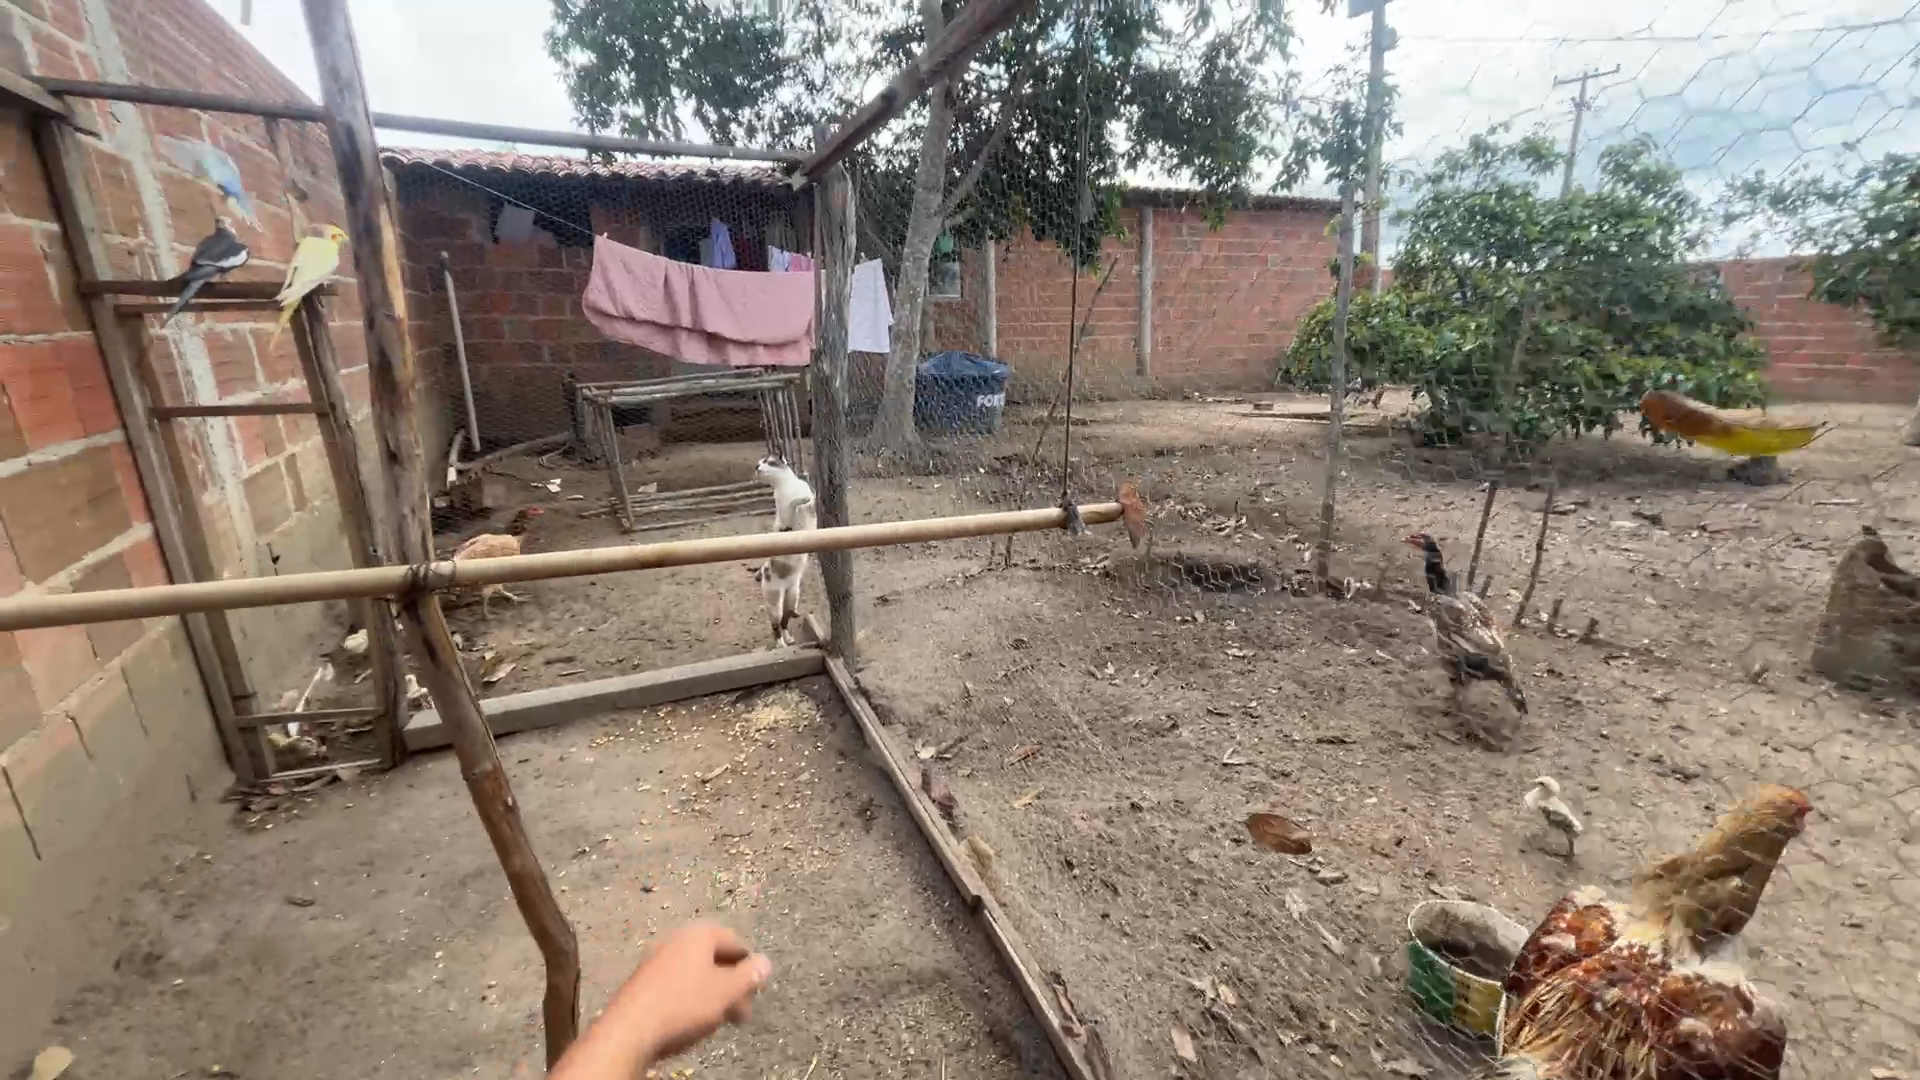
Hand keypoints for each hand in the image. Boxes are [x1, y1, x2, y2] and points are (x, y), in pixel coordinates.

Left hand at [615, 920, 773, 1061]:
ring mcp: (656, 958)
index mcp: (700, 933)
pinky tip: (690, 1018)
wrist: (627, 1032)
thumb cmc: (683, 1005)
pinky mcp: (641, 980)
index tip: (756, 989)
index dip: (749, 965)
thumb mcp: (725, 992)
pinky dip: (688, 996)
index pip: (735, 942)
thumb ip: (749, 976)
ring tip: (717, 1018)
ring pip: (694, 972)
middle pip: (714, 957)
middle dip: (730, 983)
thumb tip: (766, 962)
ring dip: (710, 992)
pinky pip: (675, 983)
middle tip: (741, 1011)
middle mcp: (677, 937)